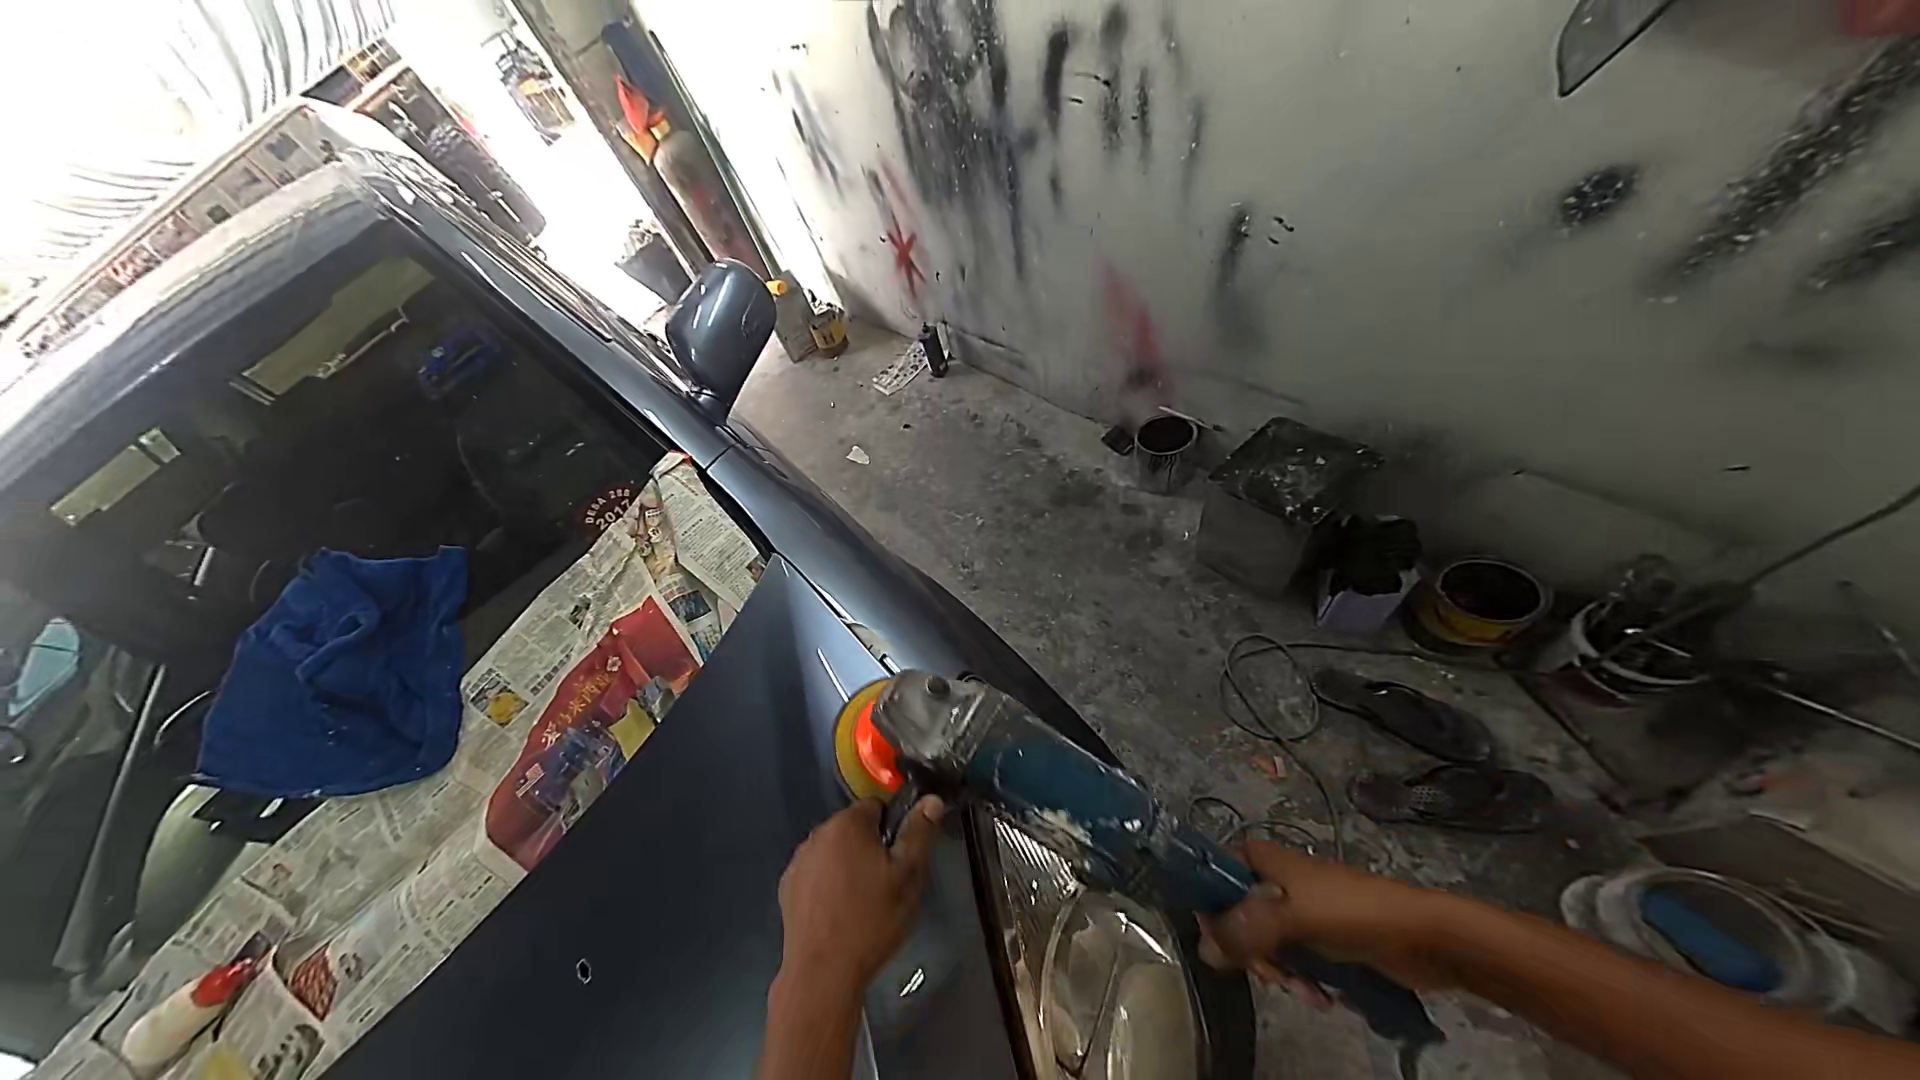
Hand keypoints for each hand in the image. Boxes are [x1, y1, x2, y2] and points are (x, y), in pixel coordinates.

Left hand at [776, 796, 944, 996]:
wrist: (822, 974)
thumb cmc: (870, 921)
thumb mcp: (908, 876)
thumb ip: (920, 833)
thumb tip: (931, 800)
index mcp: (848, 823)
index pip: (876, 806)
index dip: (893, 828)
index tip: (900, 857)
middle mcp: (818, 833)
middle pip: (854, 827)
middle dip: (870, 846)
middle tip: (886, 882)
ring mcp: (799, 861)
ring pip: (834, 851)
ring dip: (848, 864)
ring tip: (863, 901)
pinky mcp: (787, 887)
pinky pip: (816, 873)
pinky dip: (827, 884)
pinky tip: (839, 912)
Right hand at [1197, 838, 1457, 1001]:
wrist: (1423, 935)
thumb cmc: (1352, 911)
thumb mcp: (1293, 917)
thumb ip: (1245, 931)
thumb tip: (1203, 950)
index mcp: (1258, 858)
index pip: (1211, 878)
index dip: (1212, 913)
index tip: (1226, 946)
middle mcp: (1269, 877)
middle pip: (1234, 915)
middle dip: (1251, 953)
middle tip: (1273, 976)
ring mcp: (1293, 907)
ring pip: (1261, 941)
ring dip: (1278, 971)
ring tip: (1305, 991)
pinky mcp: (1316, 933)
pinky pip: (1289, 956)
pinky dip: (1297, 977)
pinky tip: (1317, 996)